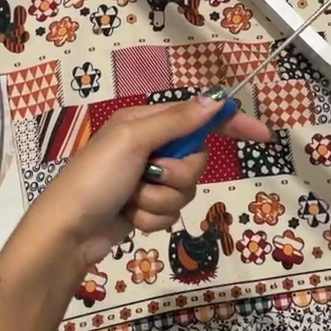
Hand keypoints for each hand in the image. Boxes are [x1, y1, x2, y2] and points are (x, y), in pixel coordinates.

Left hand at [21, 95, 270, 266]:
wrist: (68, 231)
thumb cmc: (96, 177)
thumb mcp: (134, 139)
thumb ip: (177, 120)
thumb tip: (216, 99)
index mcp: (147, 123)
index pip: (200, 116)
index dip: (231, 122)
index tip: (262, 135)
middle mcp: (152, 147)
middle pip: (198, 160)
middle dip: (178, 175)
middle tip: (149, 175)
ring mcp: (150, 180)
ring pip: (186, 191)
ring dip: (160, 200)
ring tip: (132, 199)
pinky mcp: (147, 207)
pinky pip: (171, 213)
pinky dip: (152, 218)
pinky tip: (129, 216)